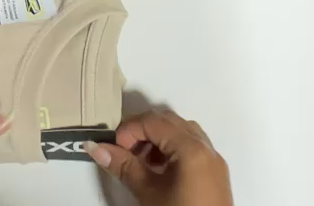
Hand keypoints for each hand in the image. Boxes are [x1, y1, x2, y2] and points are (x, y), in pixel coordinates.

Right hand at [88, 109, 232, 205]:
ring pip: (182, 132)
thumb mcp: (148, 193)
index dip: (129, 130)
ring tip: (143, 162)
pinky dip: (174, 149)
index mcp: (191, 148)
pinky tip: (161, 170)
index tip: (114, 148)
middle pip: (168, 121)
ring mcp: (215, 161)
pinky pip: (193, 147)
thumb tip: (96, 147)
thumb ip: (123, 166)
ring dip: (158, 139)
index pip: (153, 121)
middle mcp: (206, 147)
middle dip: (143, 131)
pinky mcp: (217, 174)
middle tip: (126, 151)